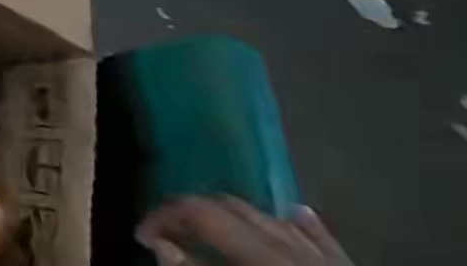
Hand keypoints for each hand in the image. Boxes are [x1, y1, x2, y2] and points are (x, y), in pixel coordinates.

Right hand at [137, 196, 351, 265]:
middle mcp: (291, 246)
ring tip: (209, 230)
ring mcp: (325, 259)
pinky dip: (299, 226)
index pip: (200, 214)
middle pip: (230, 209)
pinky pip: (322, 240)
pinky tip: (292, 215)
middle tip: (166, 233)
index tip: (142, 235)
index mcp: (262, 255)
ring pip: (270, 219)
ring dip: (234, 218)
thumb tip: (161, 245)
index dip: (163, 217)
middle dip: (191, 214)